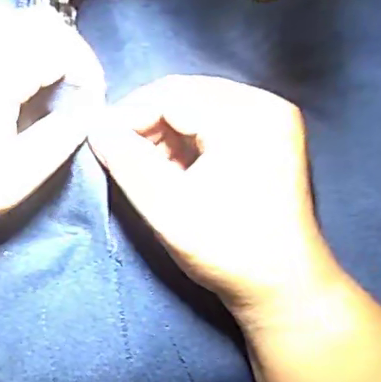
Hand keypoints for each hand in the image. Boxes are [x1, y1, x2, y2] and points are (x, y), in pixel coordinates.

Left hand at [0, 6, 102, 245]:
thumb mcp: (17, 177)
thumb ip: (61, 139)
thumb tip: (86, 112)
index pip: (61, 44)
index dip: (88, 69)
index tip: (93, 101)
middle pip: (37, 21)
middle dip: (66, 52)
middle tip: (72, 92)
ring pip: (8, 21)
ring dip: (36, 47)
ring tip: (42, 90)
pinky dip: (6, 47)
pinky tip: (4, 85)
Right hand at [87, 75, 338, 323]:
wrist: (284, 287)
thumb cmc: (228, 250)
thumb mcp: (167, 208)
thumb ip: (127, 163)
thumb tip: (96, 129)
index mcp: (246, 117)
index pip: (171, 94)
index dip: (128, 114)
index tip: (97, 140)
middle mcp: (265, 107)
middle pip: (187, 96)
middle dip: (146, 123)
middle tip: (116, 155)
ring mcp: (273, 122)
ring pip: (200, 109)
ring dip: (165, 134)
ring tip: (143, 169)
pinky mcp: (271, 142)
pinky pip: (217, 125)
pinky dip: (188, 143)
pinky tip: (171, 172)